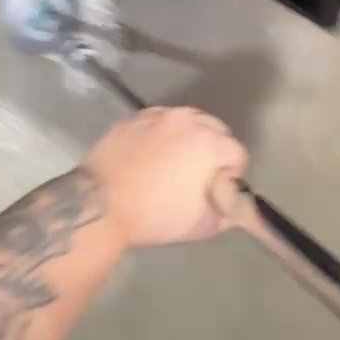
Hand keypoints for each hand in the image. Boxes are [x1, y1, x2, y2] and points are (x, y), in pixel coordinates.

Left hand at [78, 107, 248, 247]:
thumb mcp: (202, 225)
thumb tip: (229, 204)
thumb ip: (226, 212)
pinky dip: (163, 133)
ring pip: (187, 119)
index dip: (233, 174)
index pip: (238, 152)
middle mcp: (186, 120)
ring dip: (190, 137)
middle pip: (215, 128)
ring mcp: (157, 115)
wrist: (101, 203)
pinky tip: (152, 153)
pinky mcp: (133, 117)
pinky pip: (159, 120)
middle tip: (200, 174)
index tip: (218, 190)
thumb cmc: (156, 214)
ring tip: (175, 161)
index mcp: (209, 143)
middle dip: (215, 149)